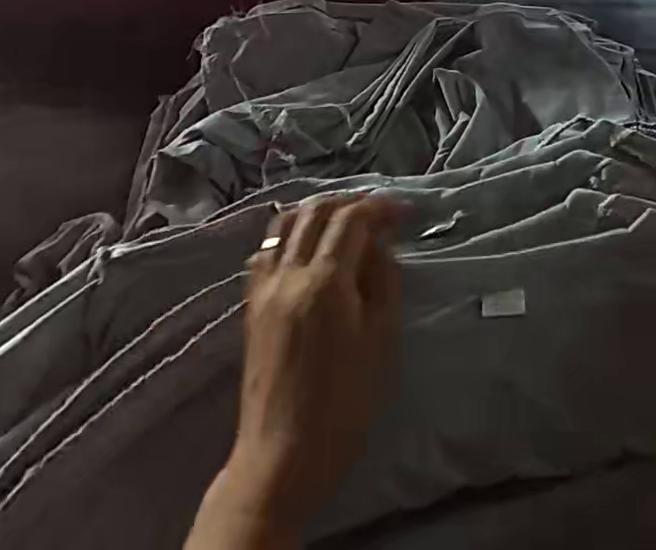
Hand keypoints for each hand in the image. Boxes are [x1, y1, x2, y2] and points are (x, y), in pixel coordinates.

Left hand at [188, 194, 403, 549]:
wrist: (284, 455)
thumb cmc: (345, 401)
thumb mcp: (381, 337)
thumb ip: (383, 279)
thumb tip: (381, 242)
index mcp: (324, 282)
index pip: (351, 220)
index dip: (380, 207)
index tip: (405, 210)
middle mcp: (288, 275)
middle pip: (315, 212)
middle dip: (349, 201)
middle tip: (378, 209)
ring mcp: (263, 290)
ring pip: (284, 224)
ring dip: (317, 211)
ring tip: (344, 218)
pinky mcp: (250, 308)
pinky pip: (266, 252)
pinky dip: (288, 234)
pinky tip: (306, 246)